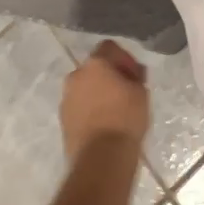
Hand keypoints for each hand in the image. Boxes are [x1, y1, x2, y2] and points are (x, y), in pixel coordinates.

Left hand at [60, 40, 149, 158]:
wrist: (101, 157)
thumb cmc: (125, 118)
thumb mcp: (141, 92)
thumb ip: (134, 76)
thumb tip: (131, 73)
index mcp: (95, 63)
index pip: (109, 47)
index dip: (124, 58)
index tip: (135, 75)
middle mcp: (75, 75)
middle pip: (94, 68)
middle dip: (109, 76)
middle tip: (126, 92)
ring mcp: (66, 98)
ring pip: (85, 88)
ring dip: (98, 93)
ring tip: (114, 111)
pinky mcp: (63, 120)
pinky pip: (79, 107)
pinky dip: (90, 110)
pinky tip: (103, 124)